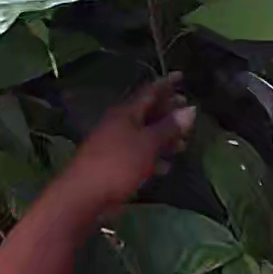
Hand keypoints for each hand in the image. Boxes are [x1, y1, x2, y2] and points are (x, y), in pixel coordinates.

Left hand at [59, 73, 195, 216]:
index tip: (182, 76)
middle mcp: (120, 123)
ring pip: (144, 133)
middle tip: (188, 112)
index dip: (166, 83)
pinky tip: (165, 167)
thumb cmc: (117, 164)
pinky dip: (153, 155)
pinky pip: (138, 152)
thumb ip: (169, 127)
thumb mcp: (148, 144)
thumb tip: (190, 109)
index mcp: (127, 112)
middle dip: (168, 111)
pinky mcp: (113, 163)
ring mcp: (115, 143)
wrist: (82, 197)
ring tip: (182, 144)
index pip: (150, 91)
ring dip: (164, 137)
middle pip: (148, 111)